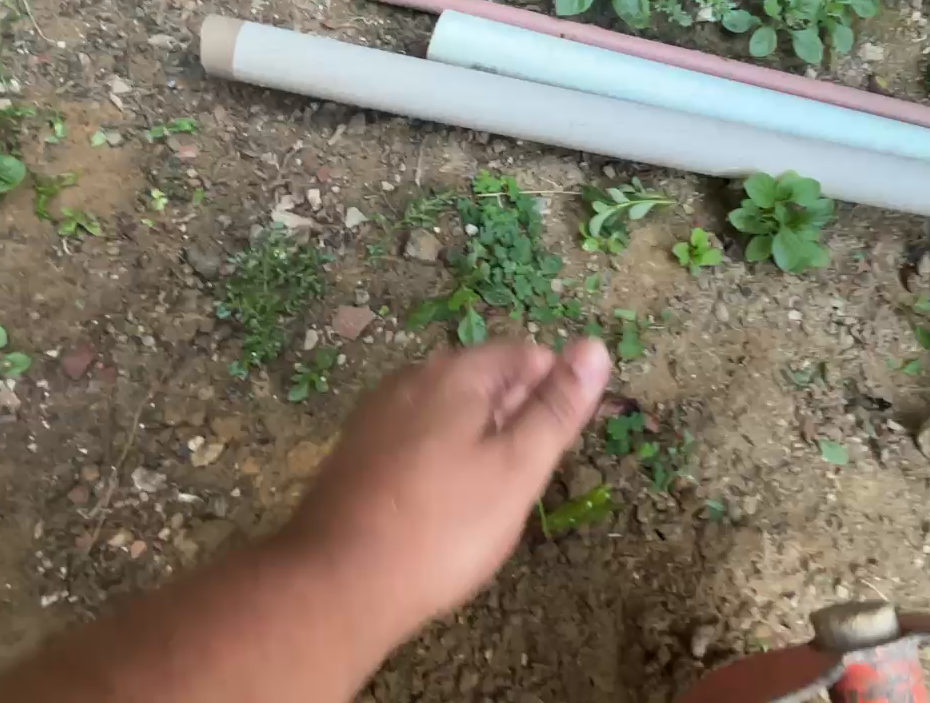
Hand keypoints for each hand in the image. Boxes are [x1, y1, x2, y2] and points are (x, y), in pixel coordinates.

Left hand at [279, 336, 610, 644]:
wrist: (335, 583)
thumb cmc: (442, 526)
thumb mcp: (516, 468)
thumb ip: (556, 407)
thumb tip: (594, 345)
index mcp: (456, 372)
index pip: (526, 354)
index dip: (552, 391)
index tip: (551, 445)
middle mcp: (413, 375)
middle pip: (486, 377)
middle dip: (514, 414)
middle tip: (519, 479)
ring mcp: (379, 409)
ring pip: (450, 406)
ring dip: (478, 435)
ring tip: (483, 495)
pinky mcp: (358, 445)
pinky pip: (417, 430)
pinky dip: (440, 452)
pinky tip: (438, 500)